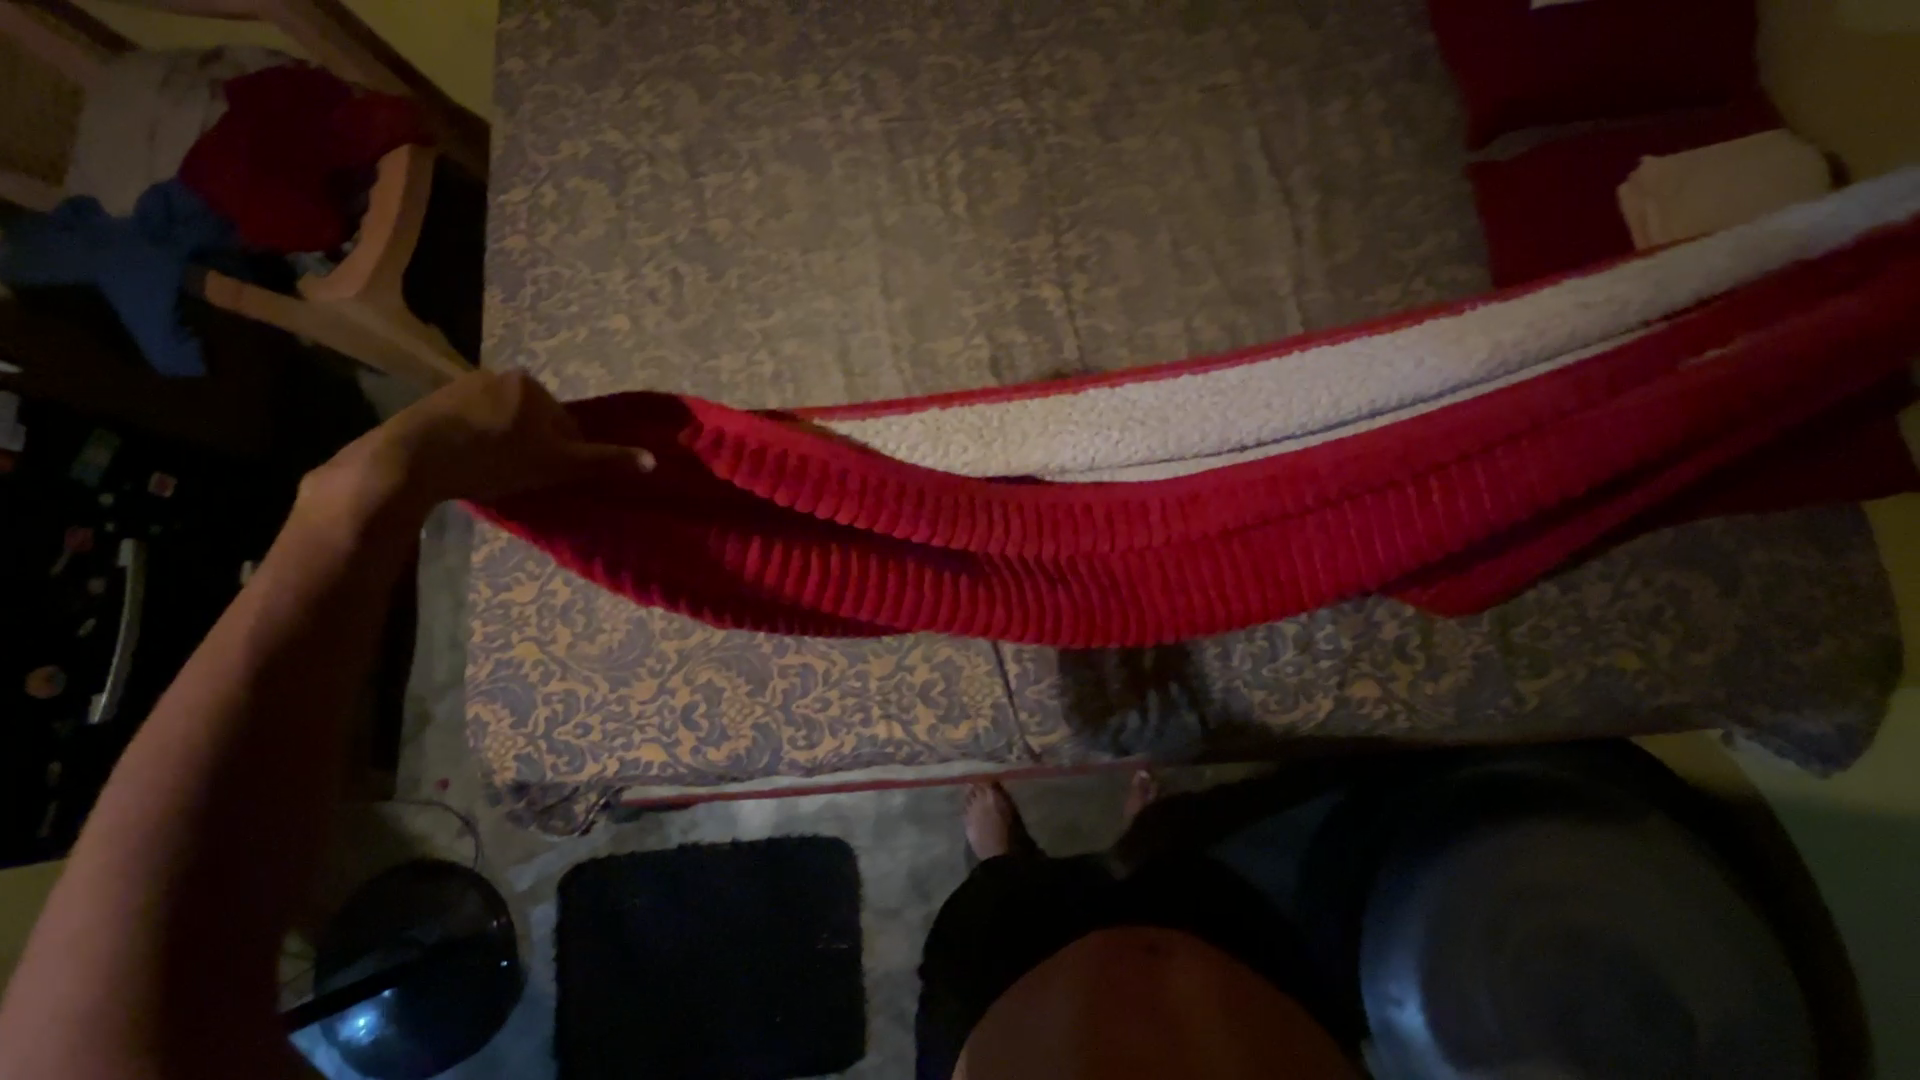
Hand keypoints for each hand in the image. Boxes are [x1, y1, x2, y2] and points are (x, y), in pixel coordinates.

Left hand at [305, 370, 651, 520]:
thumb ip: (603, 460)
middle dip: (534, 449)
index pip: (567, 424)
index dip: (565, 455)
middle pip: (535, 422)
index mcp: (531, 384)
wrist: (412, 459)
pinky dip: (478, 444)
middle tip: (522, 478)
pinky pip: (472, 425)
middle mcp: (499, 375)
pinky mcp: (433, 403)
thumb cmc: (494, 458)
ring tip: (495, 475)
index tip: (549, 477)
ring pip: (503, 424)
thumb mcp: (556, 463)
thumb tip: (653, 461)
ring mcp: (462, 386)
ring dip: (507, 447)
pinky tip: (469, 465)